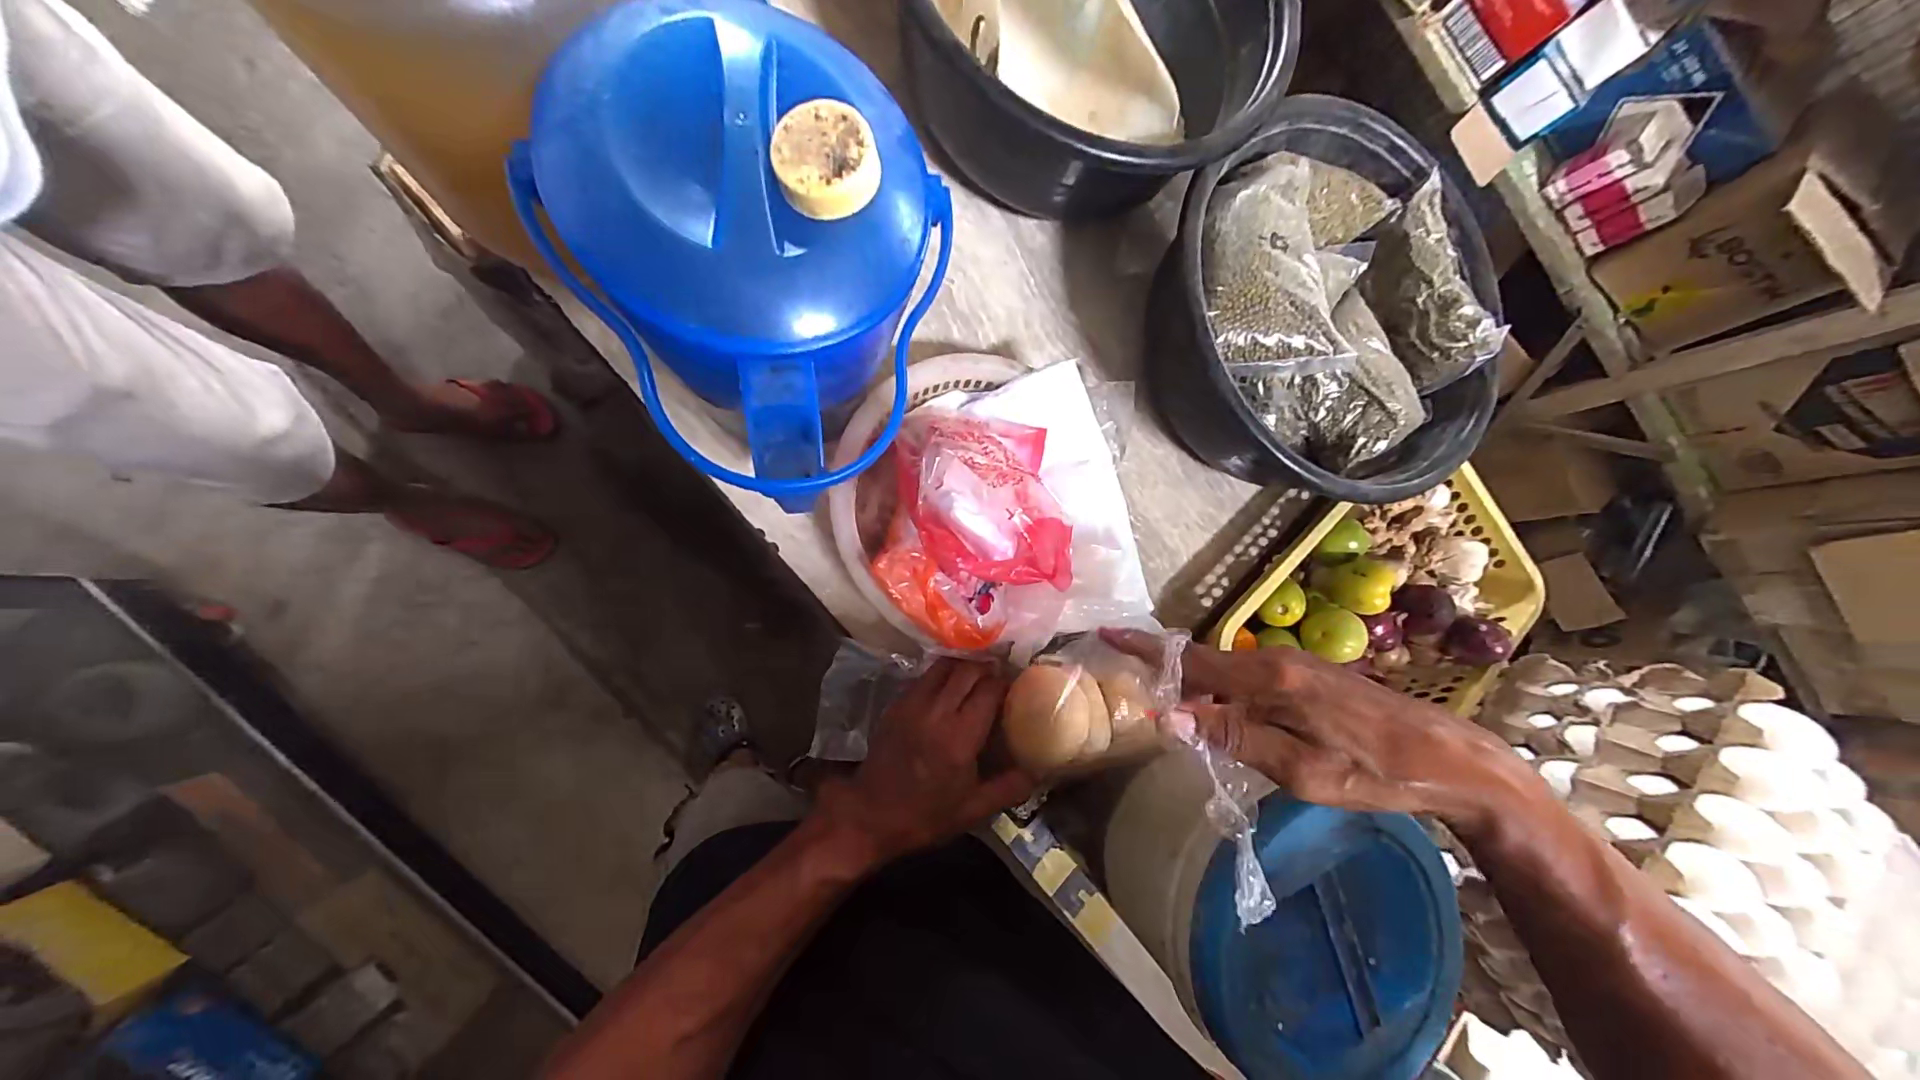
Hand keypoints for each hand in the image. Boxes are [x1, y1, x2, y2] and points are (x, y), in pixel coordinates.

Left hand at [812, 658, 1035, 863]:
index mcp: (960, 736)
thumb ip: (1010, 786)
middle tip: (1000, 677)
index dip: (1006, 682)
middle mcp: (936, 712)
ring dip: (964, 665)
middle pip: (968, 670)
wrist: (871, 816)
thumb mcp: (974, 810)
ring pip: (944, 666)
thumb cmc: (926, 815)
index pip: (989, 690)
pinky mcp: (896, 705)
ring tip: (977, 676)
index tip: (1018, 686)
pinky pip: (925, 677)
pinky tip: (950, 688)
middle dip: (988, 668)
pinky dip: (942, 675)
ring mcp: (912, 704)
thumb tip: (1040, 770)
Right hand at [1103, 628, 1533, 832]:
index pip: (1193, 659)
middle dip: (1165, 667)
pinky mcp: (1312, 678)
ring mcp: (1298, 667)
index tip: (1108, 632)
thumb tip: (1173, 716)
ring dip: (1195, 680)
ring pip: (1229, 669)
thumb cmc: (1377, 773)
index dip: (1148, 649)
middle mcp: (1279, 662)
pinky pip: (1251, 676)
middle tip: (1129, 678)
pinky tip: (1220, 710)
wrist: (1454, 761)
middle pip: (1206, 660)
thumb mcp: (1302, 771)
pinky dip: (1223, 687)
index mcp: (1271, 681)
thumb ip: (1236, 738)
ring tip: (1165, 698)